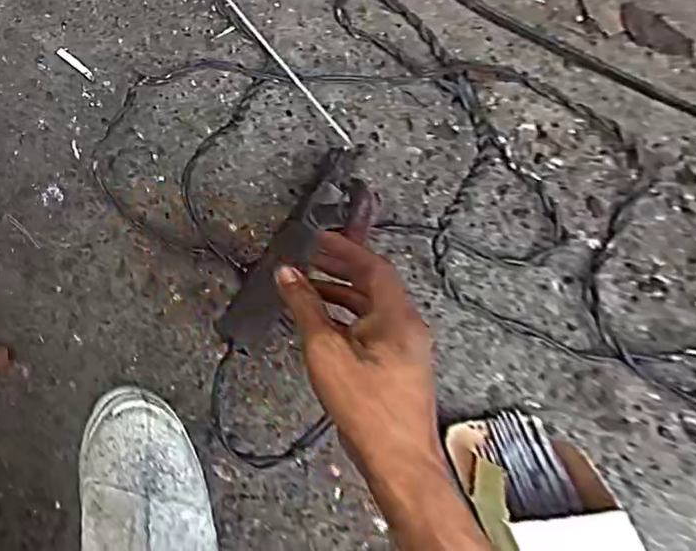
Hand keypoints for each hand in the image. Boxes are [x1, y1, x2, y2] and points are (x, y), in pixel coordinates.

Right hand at [275, 232, 439, 472]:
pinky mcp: (394, 364)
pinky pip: (369, 324)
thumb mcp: (324, 346)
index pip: (374, 267)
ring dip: (338, 289)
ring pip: (370, 304)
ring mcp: (403, 349)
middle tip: (308, 253)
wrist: (396, 459)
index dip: (344, 247)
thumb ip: (304, 304)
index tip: (319, 236)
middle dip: (339, 265)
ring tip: (306, 283)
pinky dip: (342, 311)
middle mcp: (407, 330)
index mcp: (398, 319)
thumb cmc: (368, 406)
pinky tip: (318, 317)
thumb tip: (288, 274)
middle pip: (374, 284)